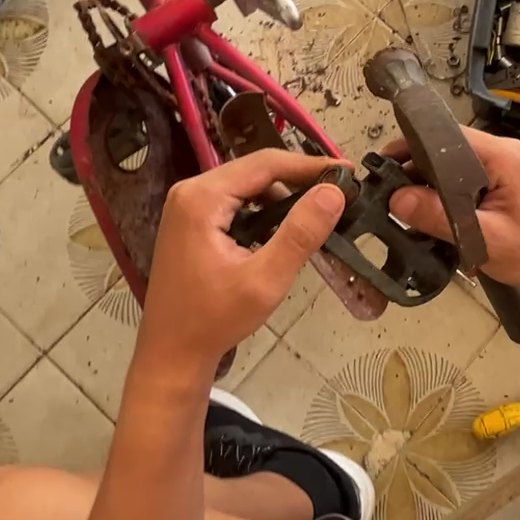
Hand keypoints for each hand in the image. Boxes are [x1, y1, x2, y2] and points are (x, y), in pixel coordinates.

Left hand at [140, 150, 346, 367]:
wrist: (170, 355)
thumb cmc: (214, 321)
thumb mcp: (265, 280)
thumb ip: (300, 234)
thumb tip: (334, 192)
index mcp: (202, 198)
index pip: (265, 164)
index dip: (310, 165)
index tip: (348, 172)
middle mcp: (190, 191)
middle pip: (255, 169)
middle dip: (298, 178)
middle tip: (339, 191)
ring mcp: (188, 205)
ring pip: (247, 184)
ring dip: (282, 194)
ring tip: (317, 210)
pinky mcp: (191, 220)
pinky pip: (236, 200)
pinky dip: (264, 208)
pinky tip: (284, 227)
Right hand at [385, 128, 519, 307]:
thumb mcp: (483, 239)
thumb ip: (439, 217)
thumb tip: (396, 199)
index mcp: (502, 157)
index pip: (447, 137)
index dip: (412, 148)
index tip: (384, 165)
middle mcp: (502, 151)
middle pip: (446, 147)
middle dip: (415, 166)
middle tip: (386, 188)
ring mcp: (502, 163)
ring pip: (451, 162)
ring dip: (428, 180)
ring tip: (401, 201)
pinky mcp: (499, 178)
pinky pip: (462, 175)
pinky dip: (443, 190)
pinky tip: (428, 208)